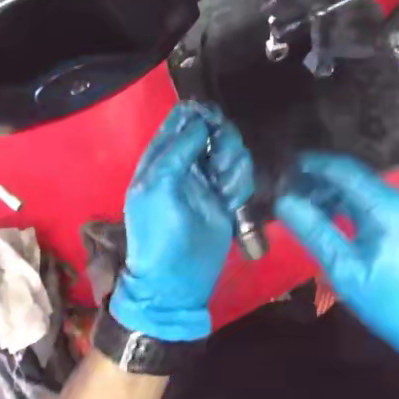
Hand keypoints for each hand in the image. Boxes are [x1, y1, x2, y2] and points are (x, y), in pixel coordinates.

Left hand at [108, 103, 252, 341]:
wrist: (176, 282)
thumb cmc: (158, 234)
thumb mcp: (157, 188)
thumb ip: (176, 151)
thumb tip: (198, 122)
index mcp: (160, 160)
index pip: (179, 122)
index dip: (197, 116)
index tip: (213, 120)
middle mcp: (186, 166)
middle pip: (213, 133)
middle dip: (223, 143)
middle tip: (220, 165)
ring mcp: (207, 182)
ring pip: (231, 153)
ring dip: (233, 166)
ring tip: (224, 189)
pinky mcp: (226, 199)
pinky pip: (241, 176)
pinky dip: (240, 185)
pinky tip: (232, 201)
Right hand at [275, 152, 398, 398]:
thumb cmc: (390, 303)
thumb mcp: (346, 270)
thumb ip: (315, 231)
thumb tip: (284, 201)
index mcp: (385, 205)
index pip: (344, 168)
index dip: (312, 164)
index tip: (282, 167)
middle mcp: (397, 197)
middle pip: (352, 175)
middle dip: (317, 178)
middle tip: (283, 188)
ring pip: (359, 188)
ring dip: (330, 192)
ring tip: (297, 203)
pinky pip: (369, 202)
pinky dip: (345, 204)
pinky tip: (323, 216)